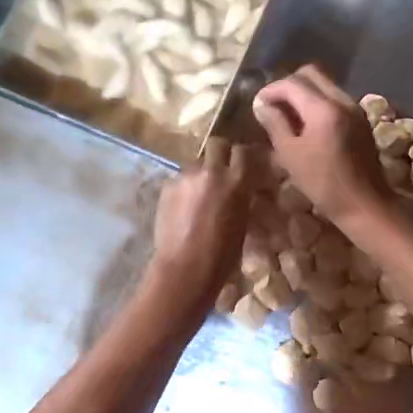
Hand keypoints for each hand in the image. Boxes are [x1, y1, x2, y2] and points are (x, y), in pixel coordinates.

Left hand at [149, 136, 253, 302]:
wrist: (185, 268)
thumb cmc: (223, 255)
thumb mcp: (243, 223)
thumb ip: (242, 197)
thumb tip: (243, 189)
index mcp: (237, 181)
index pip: (244, 151)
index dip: (244, 156)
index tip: (244, 163)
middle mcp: (212, 171)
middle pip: (217, 144)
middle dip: (221, 153)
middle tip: (221, 169)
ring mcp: (186, 176)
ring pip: (196, 164)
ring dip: (200, 174)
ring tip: (198, 196)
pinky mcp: (167, 186)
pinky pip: (180, 179)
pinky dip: (184, 189)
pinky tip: (183, 209)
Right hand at [252, 65, 391, 228]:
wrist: (364, 204)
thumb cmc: (322, 183)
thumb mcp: (290, 154)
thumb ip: (275, 123)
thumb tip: (261, 104)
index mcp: (324, 109)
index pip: (292, 83)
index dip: (271, 89)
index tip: (257, 104)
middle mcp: (342, 100)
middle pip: (311, 75)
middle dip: (288, 85)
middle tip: (272, 105)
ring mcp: (355, 109)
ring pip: (325, 85)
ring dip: (304, 93)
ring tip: (287, 115)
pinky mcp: (361, 120)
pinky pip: (335, 98)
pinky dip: (318, 102)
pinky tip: (307, 124)